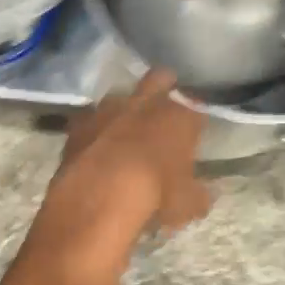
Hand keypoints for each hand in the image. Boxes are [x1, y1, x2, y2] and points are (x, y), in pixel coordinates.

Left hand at [27, 70, 209, 271]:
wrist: (97, 192)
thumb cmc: (154, 194)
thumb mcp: (186, 205)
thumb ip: (199, 195)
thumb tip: (205, 194)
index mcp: (179, 117)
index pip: (196, 106)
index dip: (195, 116)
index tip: (195, 127)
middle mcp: (145, 102)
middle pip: (159, 78)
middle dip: (164, 85)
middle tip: (164, 104)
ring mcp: (108, 108)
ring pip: (120, 95)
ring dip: (124, 106)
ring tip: (125, 125)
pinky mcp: (79, 121)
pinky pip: (90, 117)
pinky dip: (95, 127)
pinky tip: (95, 142)